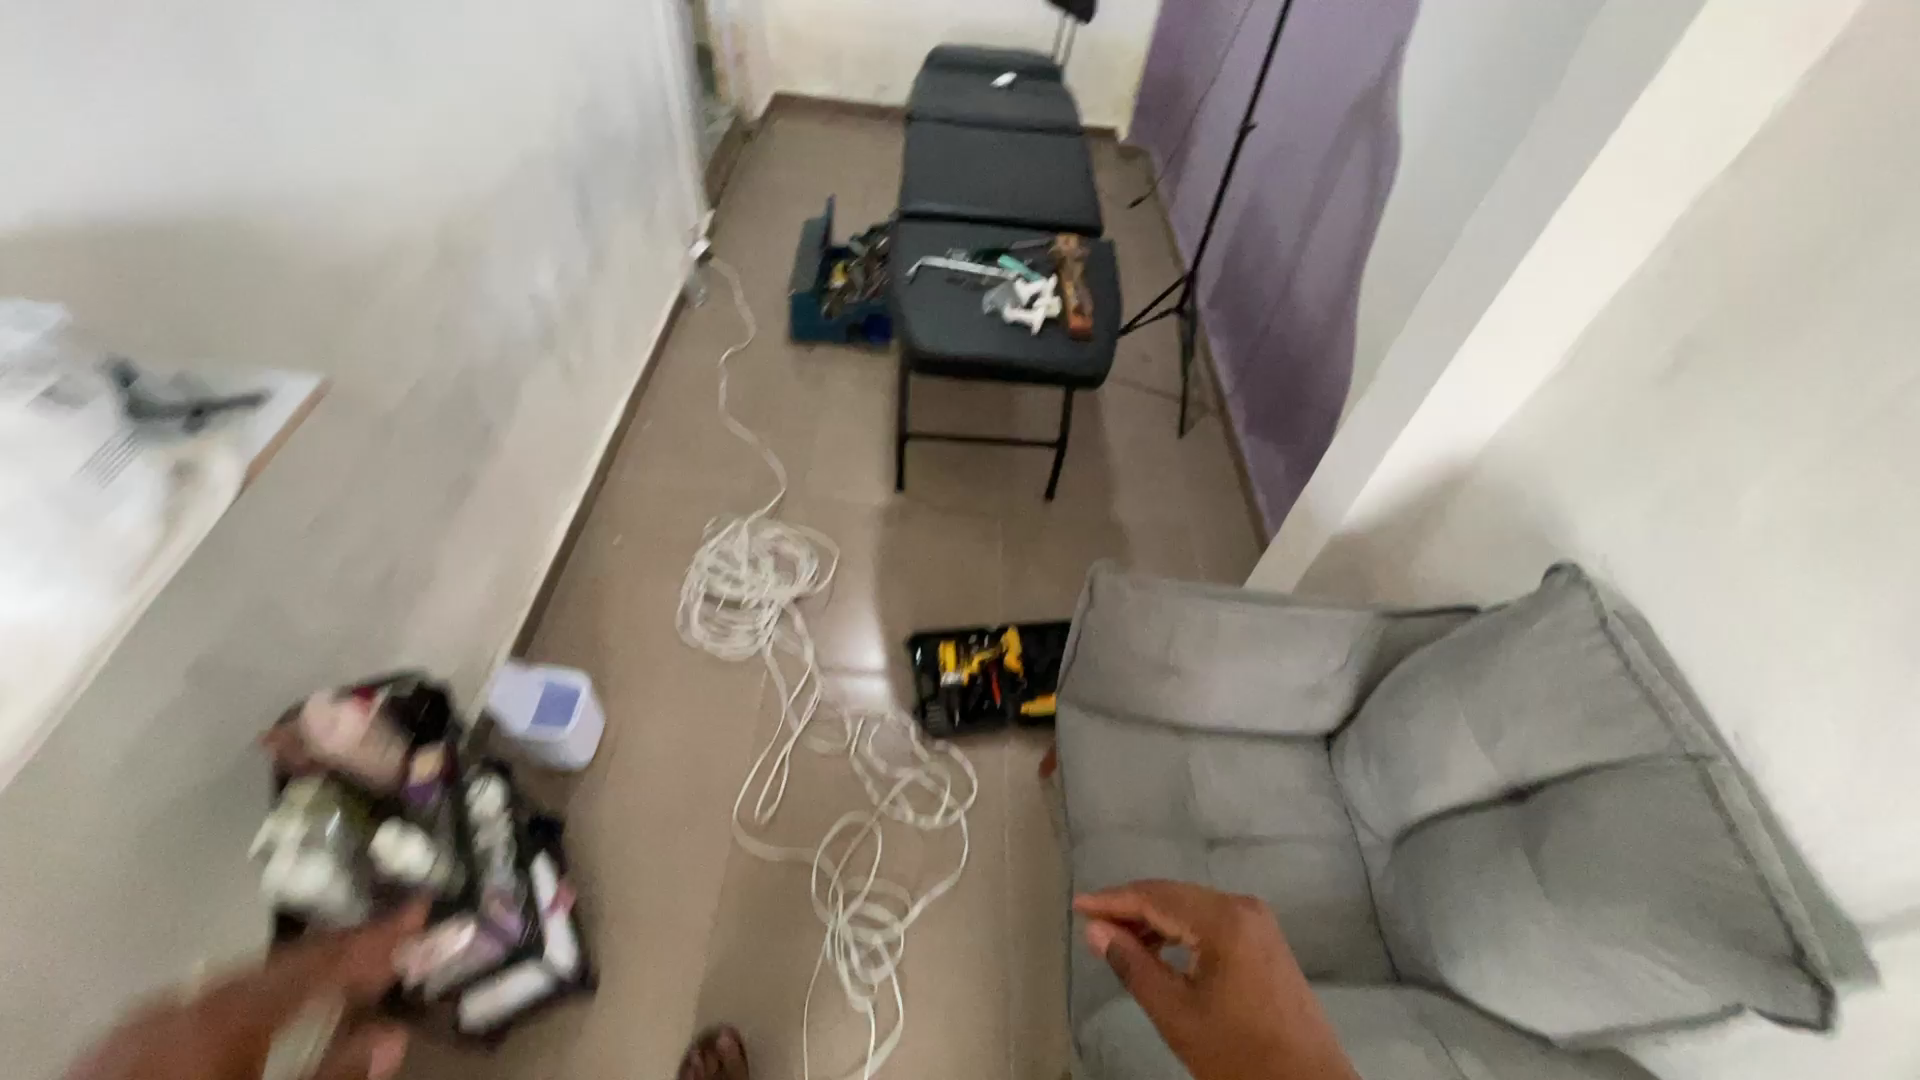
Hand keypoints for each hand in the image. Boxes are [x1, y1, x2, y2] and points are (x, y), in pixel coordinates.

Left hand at [65, 902, 428, 1079]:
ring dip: (299, 975)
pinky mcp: (116, 1050)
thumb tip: (395, 1036)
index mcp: (225, 1016)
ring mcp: (142, 1025)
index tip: (422, 908)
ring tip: (345, 971)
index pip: (321, 963)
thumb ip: (333, 1074)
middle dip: (342, 953)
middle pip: (282, 965)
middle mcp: (186, 1004)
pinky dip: (252, 996)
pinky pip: (204, 1003)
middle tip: (395, 938)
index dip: (377, 936)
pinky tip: (269, 1008)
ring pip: (242, 981)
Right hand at [1075, 881, 1358, 1079]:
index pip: (1154, 897)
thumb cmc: (1238, 1054)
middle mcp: (1241, 906)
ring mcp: (1257, 921)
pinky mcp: (1263, 940)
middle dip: (1130, 907)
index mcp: (1222, 919)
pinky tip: (1158, 948)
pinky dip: (1179, 930)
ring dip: (1153, 920)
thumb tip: (1096, 930)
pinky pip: (1209, 920)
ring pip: (1189, 906)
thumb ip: (1132, 965)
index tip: (1077, 906)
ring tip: (1118, 940)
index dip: (1112, 901)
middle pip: (1172, 895)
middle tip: (1092, 922)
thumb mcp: (1176, 1013)